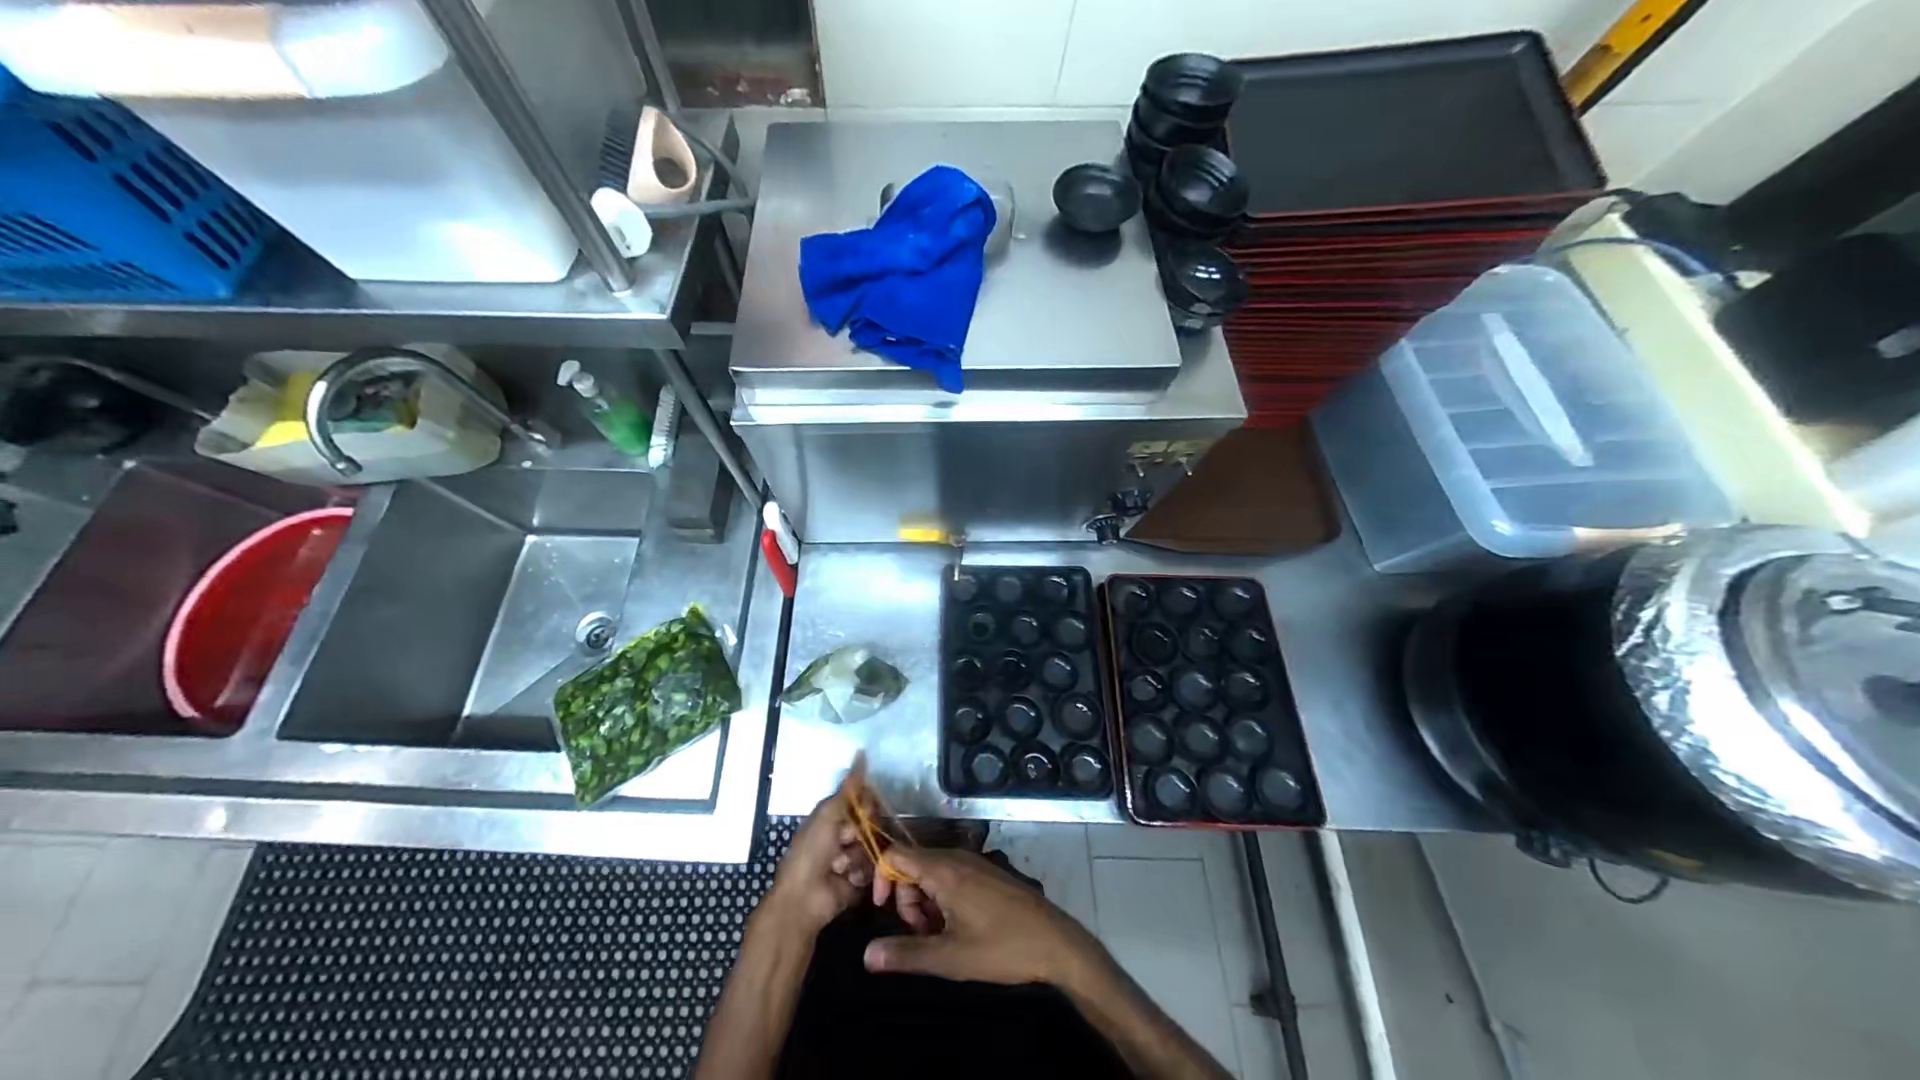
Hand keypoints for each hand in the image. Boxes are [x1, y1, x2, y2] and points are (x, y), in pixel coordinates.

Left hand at [762, 759, 875, 935]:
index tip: (865, 811)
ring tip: (841, 867)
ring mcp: (853, 857)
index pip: (863, 802)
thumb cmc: (811, 852)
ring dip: (858, 856)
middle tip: (847, 841)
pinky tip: (847, 879)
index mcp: (833, 817)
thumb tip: (861, 752)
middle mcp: (844, 835)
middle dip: (862, 833)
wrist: (804, 898)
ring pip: (874, 847)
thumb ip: (848, 787)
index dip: (867, 806)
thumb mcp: (828, 813)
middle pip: (872, 824)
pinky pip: (874, 869)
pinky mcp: (861, 879)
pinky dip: (860, 874)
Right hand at [864, 847, 1102, 986]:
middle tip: (919, 934)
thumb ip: (905, 954)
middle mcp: (956, 858)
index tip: (883, 912)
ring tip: (939, 936)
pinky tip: (957, 929)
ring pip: (931, 873)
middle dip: (905, 899)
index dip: (881, 879)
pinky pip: (951, 876)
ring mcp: (974, 864)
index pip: (895, 854)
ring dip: (924, 903)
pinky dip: (943, 900)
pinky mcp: (987, 874)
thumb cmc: (1002, 948)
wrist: (1057, 943)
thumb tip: (866, 955)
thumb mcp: (950, 958)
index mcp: (944, 870)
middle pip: (912, 865)